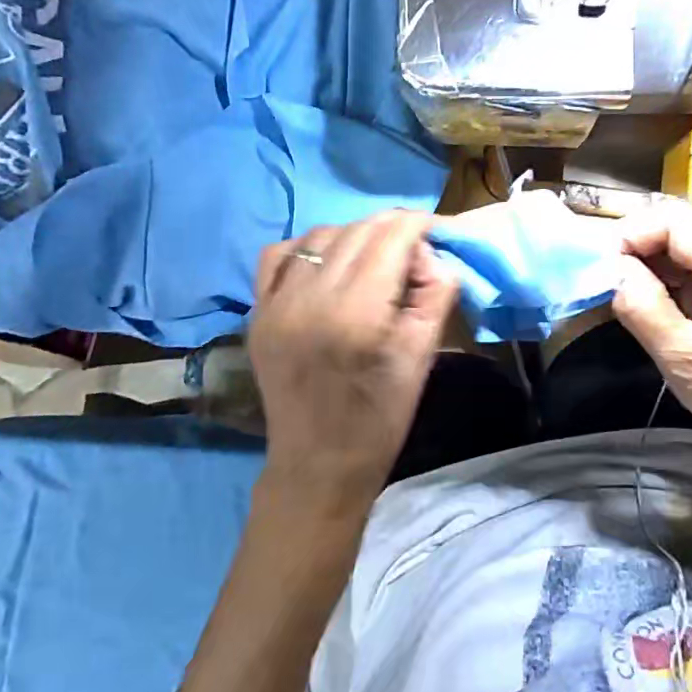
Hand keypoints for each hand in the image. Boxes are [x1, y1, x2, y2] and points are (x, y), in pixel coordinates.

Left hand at [247, 210, 459, 509]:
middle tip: (411, 249)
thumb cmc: (379, 419)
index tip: (433, 231)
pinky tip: (325, 265)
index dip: (418, 226)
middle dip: (390, 229)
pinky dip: (307, 248)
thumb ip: (434, 295)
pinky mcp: (257, 312)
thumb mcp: (421, 358)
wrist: (317, 465)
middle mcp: (311, 297)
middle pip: (357, 231)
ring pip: (319, 236)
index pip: (391, 238)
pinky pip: (279, 255)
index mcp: (357, 313)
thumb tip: (431, 254)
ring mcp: (276, 303)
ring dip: (353, 236)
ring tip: (372, 258)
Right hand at [613, 201, 691, 501]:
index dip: (633, 235)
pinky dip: (658, 273)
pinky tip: (641, 293)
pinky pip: (688, 263)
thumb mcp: (680, 355)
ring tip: (619, 286)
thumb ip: (641, 304)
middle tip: (606, 276)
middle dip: (637, 244)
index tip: (604, 268)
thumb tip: (609, 266)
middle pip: (681, 225)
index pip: (679, 223)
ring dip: (645, 258)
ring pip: (681, 241)